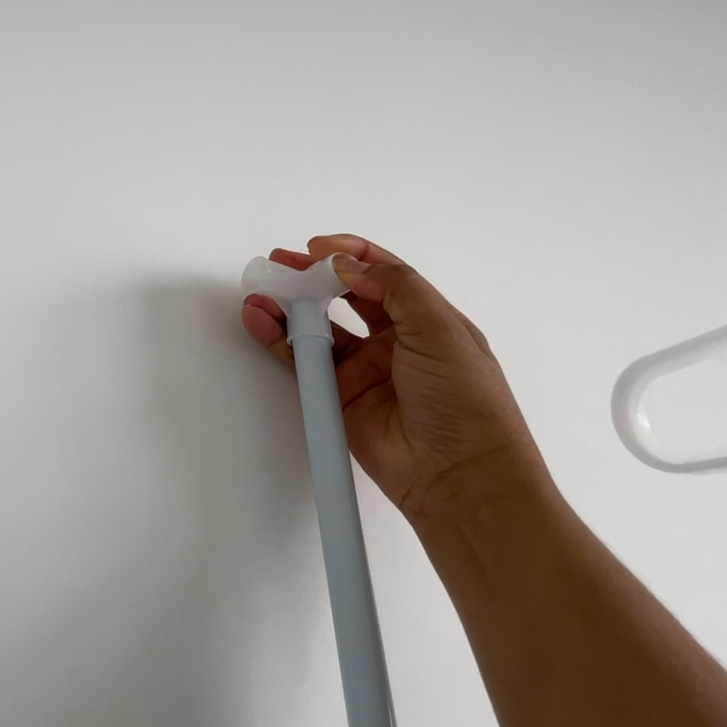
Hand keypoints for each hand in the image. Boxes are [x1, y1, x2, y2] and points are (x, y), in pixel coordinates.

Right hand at [239, 234, 551, 523]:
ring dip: (286, 305)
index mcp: (426, 319)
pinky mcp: (336, 394)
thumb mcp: (441, 331)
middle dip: (310, 276)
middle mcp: (393, 340)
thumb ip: (394, 287)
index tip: (317, 248)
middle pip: (343, 295)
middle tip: (280, 262)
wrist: (458, 478)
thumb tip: (346, 263)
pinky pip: (300, 359)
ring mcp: (363, 368)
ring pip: (315, 325)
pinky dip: (277, 338)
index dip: (351, 254)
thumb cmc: (467, 404)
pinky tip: (260, 321)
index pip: (383, 273)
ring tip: (261, 291)